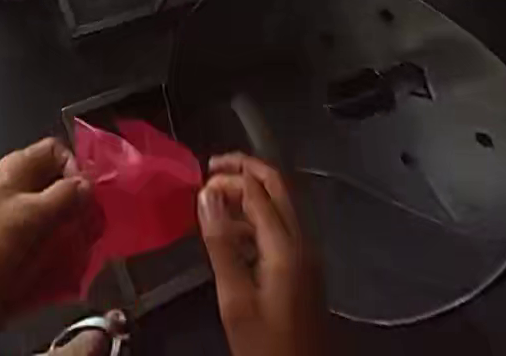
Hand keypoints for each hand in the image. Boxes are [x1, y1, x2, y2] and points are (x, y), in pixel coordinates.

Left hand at [0, 138, 98, 323]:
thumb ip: (63, 197)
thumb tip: (89, 184)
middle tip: (89, 233)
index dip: (75, 169)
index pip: (57, 151)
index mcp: (19, 168)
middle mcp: (23, 188)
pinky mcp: (25, 246)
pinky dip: (65, 254)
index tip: (86, 198)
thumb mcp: (30, 216)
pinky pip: (55, 243)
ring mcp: (24, 218)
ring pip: (63, 217)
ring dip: (76, 235)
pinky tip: (69, 272)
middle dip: (81, 209)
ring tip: (80, 256)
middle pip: (64, 186)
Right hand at [199, 154, 325, 355]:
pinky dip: (258, 212)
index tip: (198, 187)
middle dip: (244, 167)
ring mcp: (307, 254)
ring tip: (216, 197)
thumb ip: (220, 243)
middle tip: (211, 167)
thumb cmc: (266, 347)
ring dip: (251, 188)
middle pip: (278, 183)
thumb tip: (206, 192)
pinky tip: (234, 229)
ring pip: (282, 201)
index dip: (225, 179)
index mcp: (286, 247)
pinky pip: (282, 222)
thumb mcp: (235, 300)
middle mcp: (303, 242)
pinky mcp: (305, 267)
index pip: (255, 188)